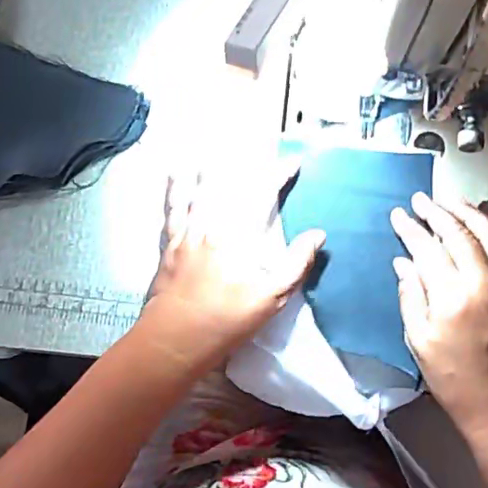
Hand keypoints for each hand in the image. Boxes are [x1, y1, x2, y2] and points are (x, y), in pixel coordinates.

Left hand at [139, 160, 325, 373]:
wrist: (175, 337)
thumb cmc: (226, 321)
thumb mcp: (271, 299)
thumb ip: (296, 264)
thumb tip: (317, 235)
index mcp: (239, 237)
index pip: (262, 194)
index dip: (279, 174)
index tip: (293, 162)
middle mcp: (211, 226)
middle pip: (229, 185)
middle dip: (248, 164)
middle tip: (261, 150)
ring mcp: (187, 233)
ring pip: (200, 190)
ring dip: (212, 169)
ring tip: (219, 149)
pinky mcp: (170, 244)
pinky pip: (172, 209)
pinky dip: (174, 188)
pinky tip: (174, 173)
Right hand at [389, 193, 487, 436]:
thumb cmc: (452, 377)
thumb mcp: (419, 340)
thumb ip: (411, 296)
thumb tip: (404, 263)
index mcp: (452, 297)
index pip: (427, 249)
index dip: (410, 229)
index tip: (398, 216)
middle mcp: (482, 284)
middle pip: (458, 235)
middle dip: (436, 213)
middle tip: (420, 200)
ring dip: (467, 213)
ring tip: (450, 200)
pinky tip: (478, 225)